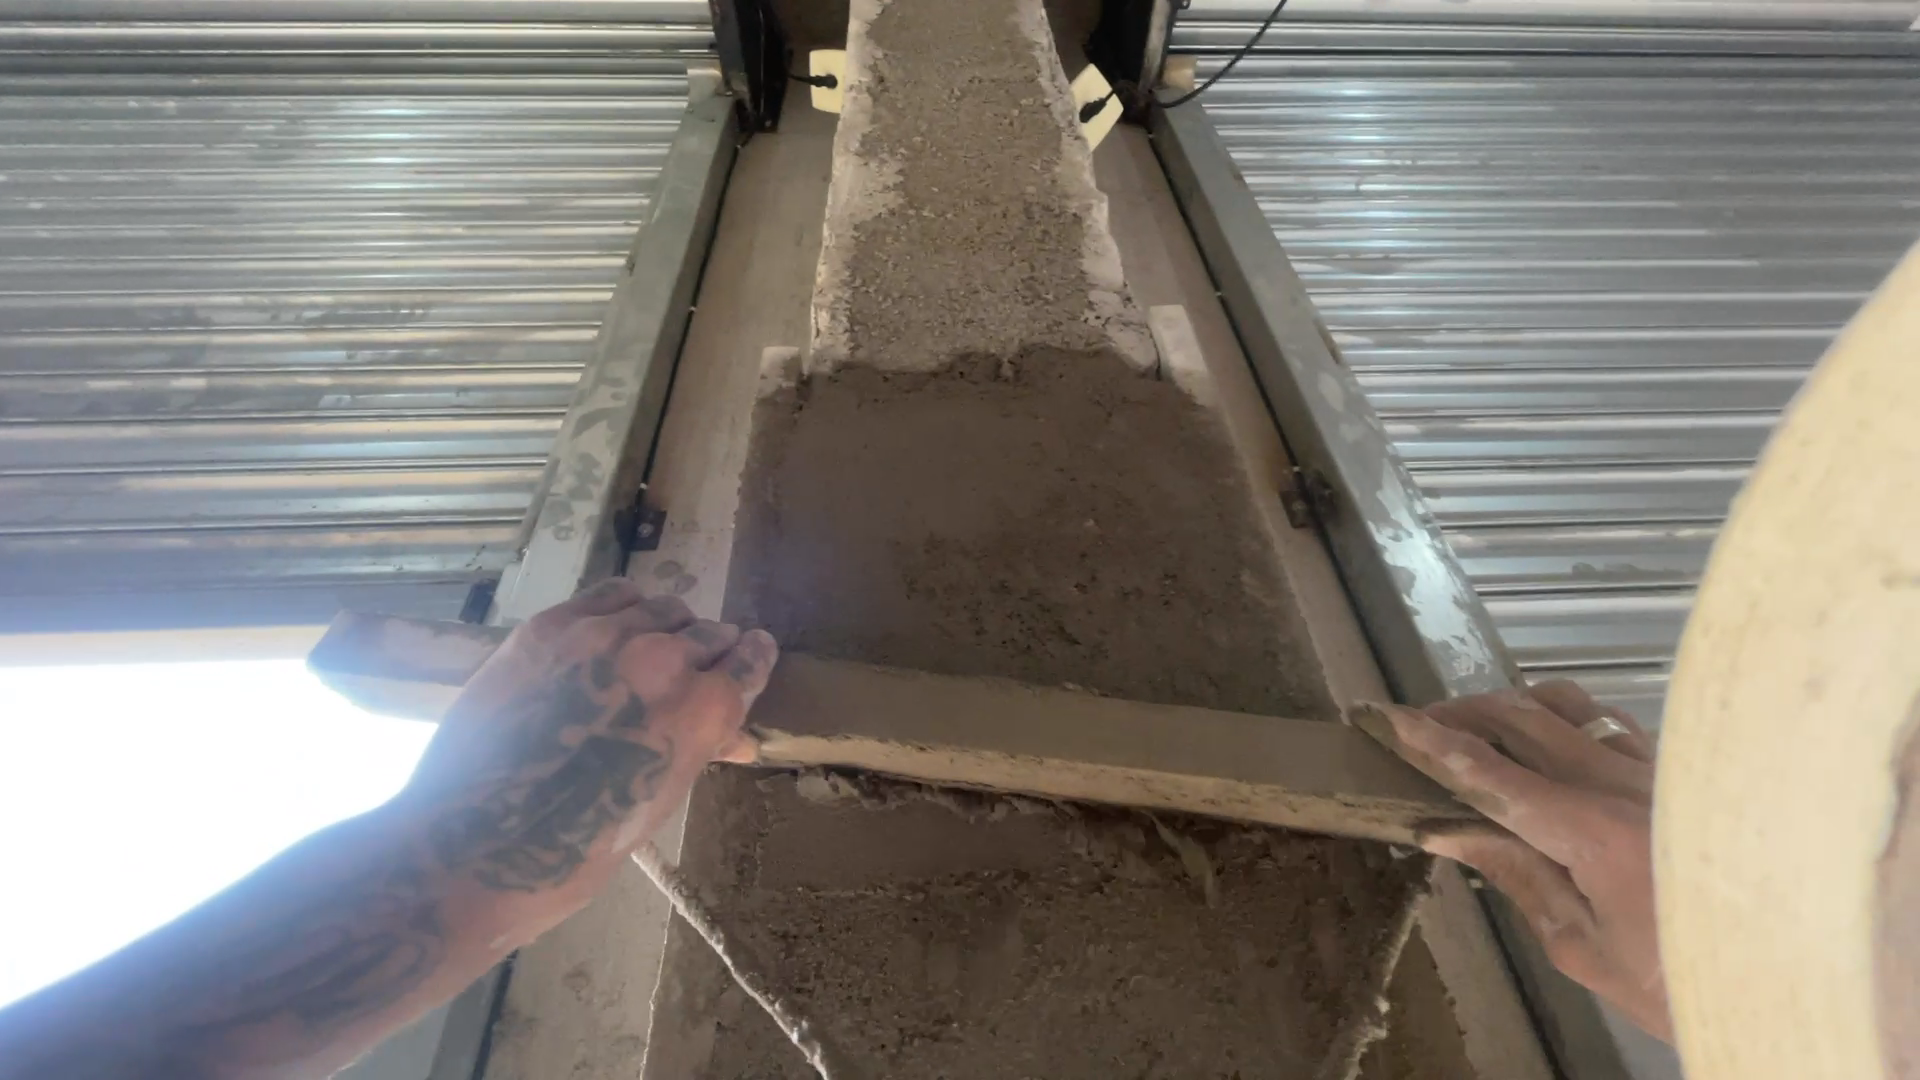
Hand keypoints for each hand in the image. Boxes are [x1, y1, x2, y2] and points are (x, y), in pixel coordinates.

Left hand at [408, 581, 777, 919]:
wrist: (469, 845)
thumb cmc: (581, 845)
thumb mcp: (662, 800)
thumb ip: (702, 749)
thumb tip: (737, 737)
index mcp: (704, 709)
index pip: (751, 659)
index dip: (754, 656)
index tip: (751, 652)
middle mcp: (667, 660)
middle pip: (711, 631)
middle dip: (710, 651)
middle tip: (691, 669)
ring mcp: (607, 637)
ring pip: (665, 608)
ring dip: (669, 627)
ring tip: (649, 648)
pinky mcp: (554, 626)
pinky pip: (613, 593)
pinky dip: (626, 607)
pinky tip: (615, 628)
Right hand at [1354, 682, 1670, 1041]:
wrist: (1818, 990)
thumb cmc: (1690, 983)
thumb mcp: (1585, 950)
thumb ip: (1512, 875)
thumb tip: (1439, 829)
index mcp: (1592, 833)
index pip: (1485, 770)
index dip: (1424, 739)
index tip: (1378, 714)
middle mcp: (1624, 784)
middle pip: (1514, 715)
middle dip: (1453, 714)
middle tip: (1415, 729)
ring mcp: (1660, 770)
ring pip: (1561, 702)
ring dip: (1503, 707)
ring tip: (1475, 728)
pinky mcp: (1684, 771)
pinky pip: (1607, 718)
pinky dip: (1558, 717)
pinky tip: (1545, 742)